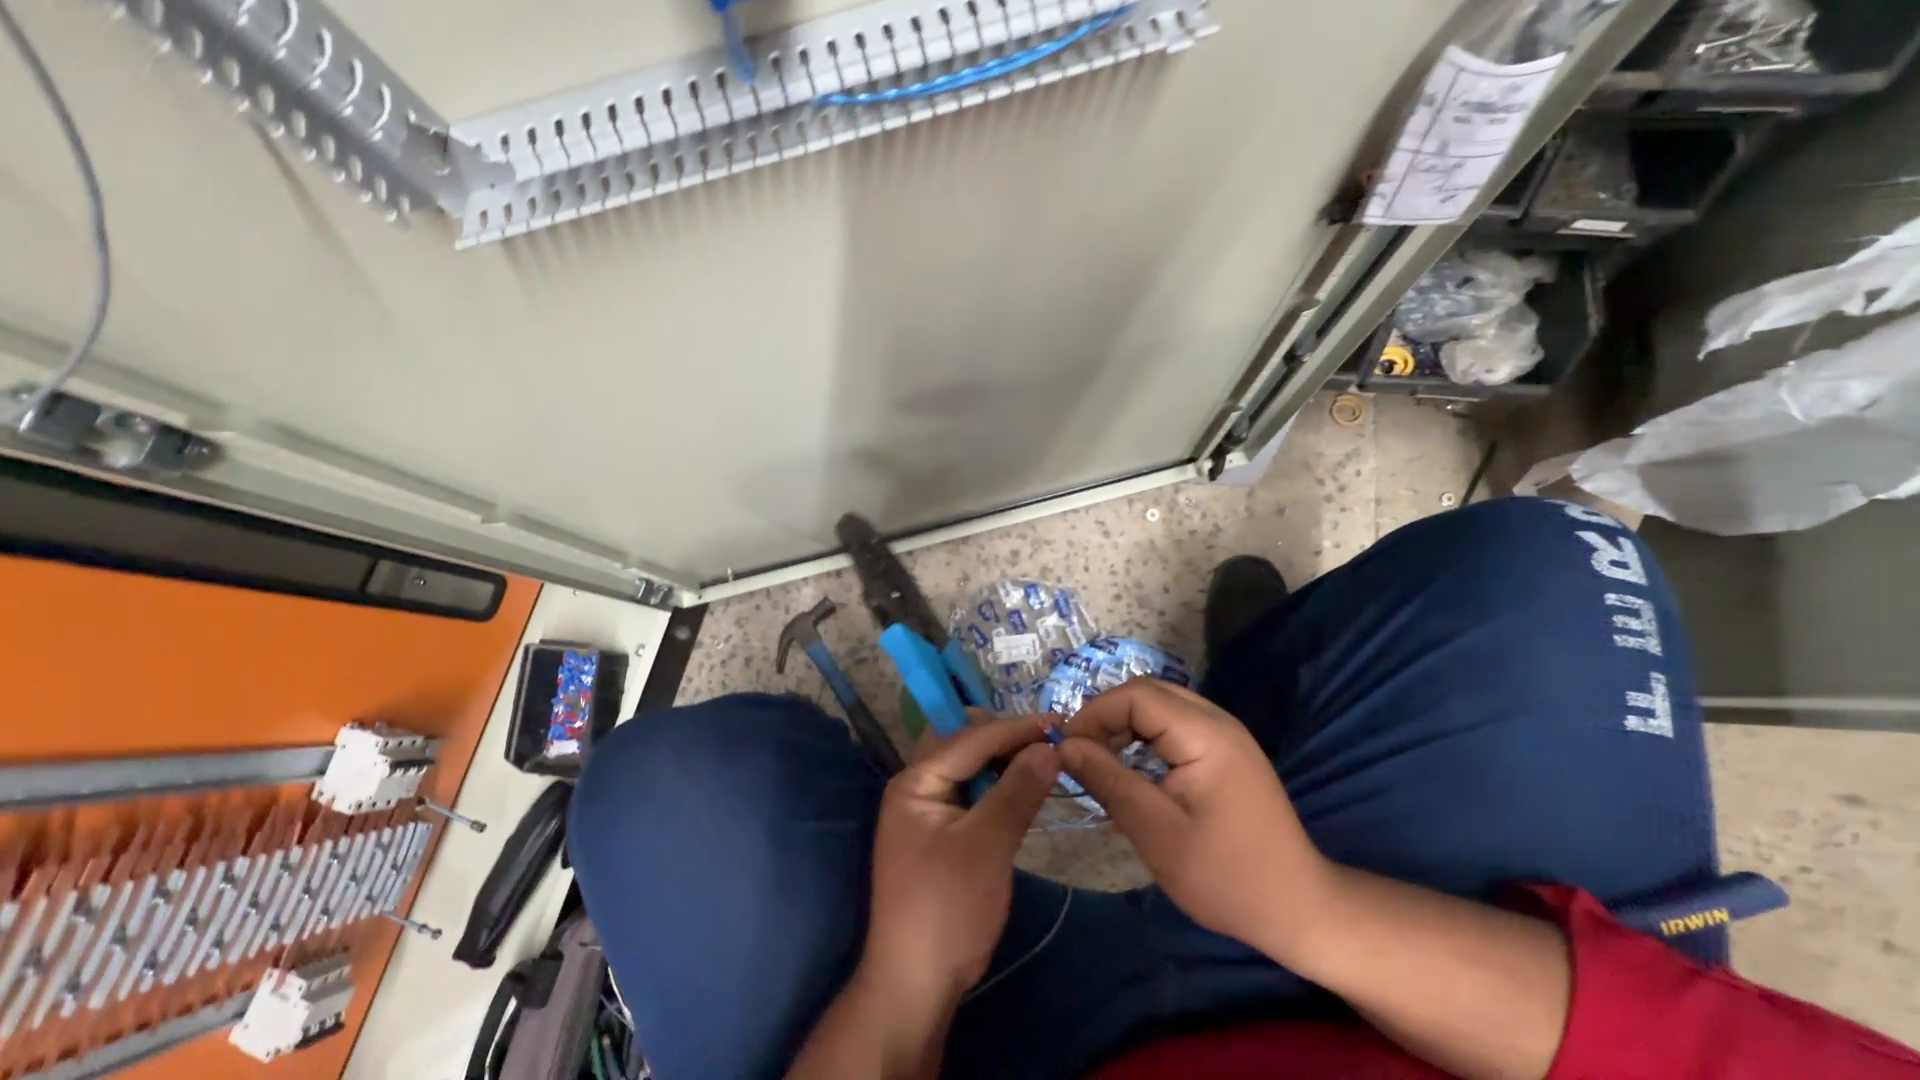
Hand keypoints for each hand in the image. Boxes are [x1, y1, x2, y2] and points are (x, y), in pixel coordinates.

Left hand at [861, 714, 1058, 1003]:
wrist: (917, 981)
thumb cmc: (947, 909)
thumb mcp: (986, 846)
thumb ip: (1017, 791)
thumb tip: (1051, 746)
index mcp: (914, 782)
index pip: (969, 739)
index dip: (1015, 728)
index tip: (1060, 721)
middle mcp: (916, 788)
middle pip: (964, 744)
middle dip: (1006, 737)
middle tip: (1053, 740)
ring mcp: (927, 812)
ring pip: (970, 769)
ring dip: (1005, 762)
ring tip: (1047, 760)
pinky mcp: (942, 835)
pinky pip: (973, 795)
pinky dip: (1000, 788)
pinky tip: (1028, 790)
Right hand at [1058, 680, 1334, 959]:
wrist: (1295, 907)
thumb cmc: (1224, 875)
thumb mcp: (1155, 831)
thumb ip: (1108, 780)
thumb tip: (1063, 746)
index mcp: (1205, 734)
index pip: (1135, 695)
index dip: (1093, 715)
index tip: (1064, 751)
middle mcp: (1218, 722)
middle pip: (1148, 694)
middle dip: (1105, 717)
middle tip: (1076, 755)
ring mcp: (1226, 737)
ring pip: (1160, 708)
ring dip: (1123, 727)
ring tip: (1096, 763)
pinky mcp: (1226, 755)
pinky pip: (1175, 728)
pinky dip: (1144, 739)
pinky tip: (1129, 770)